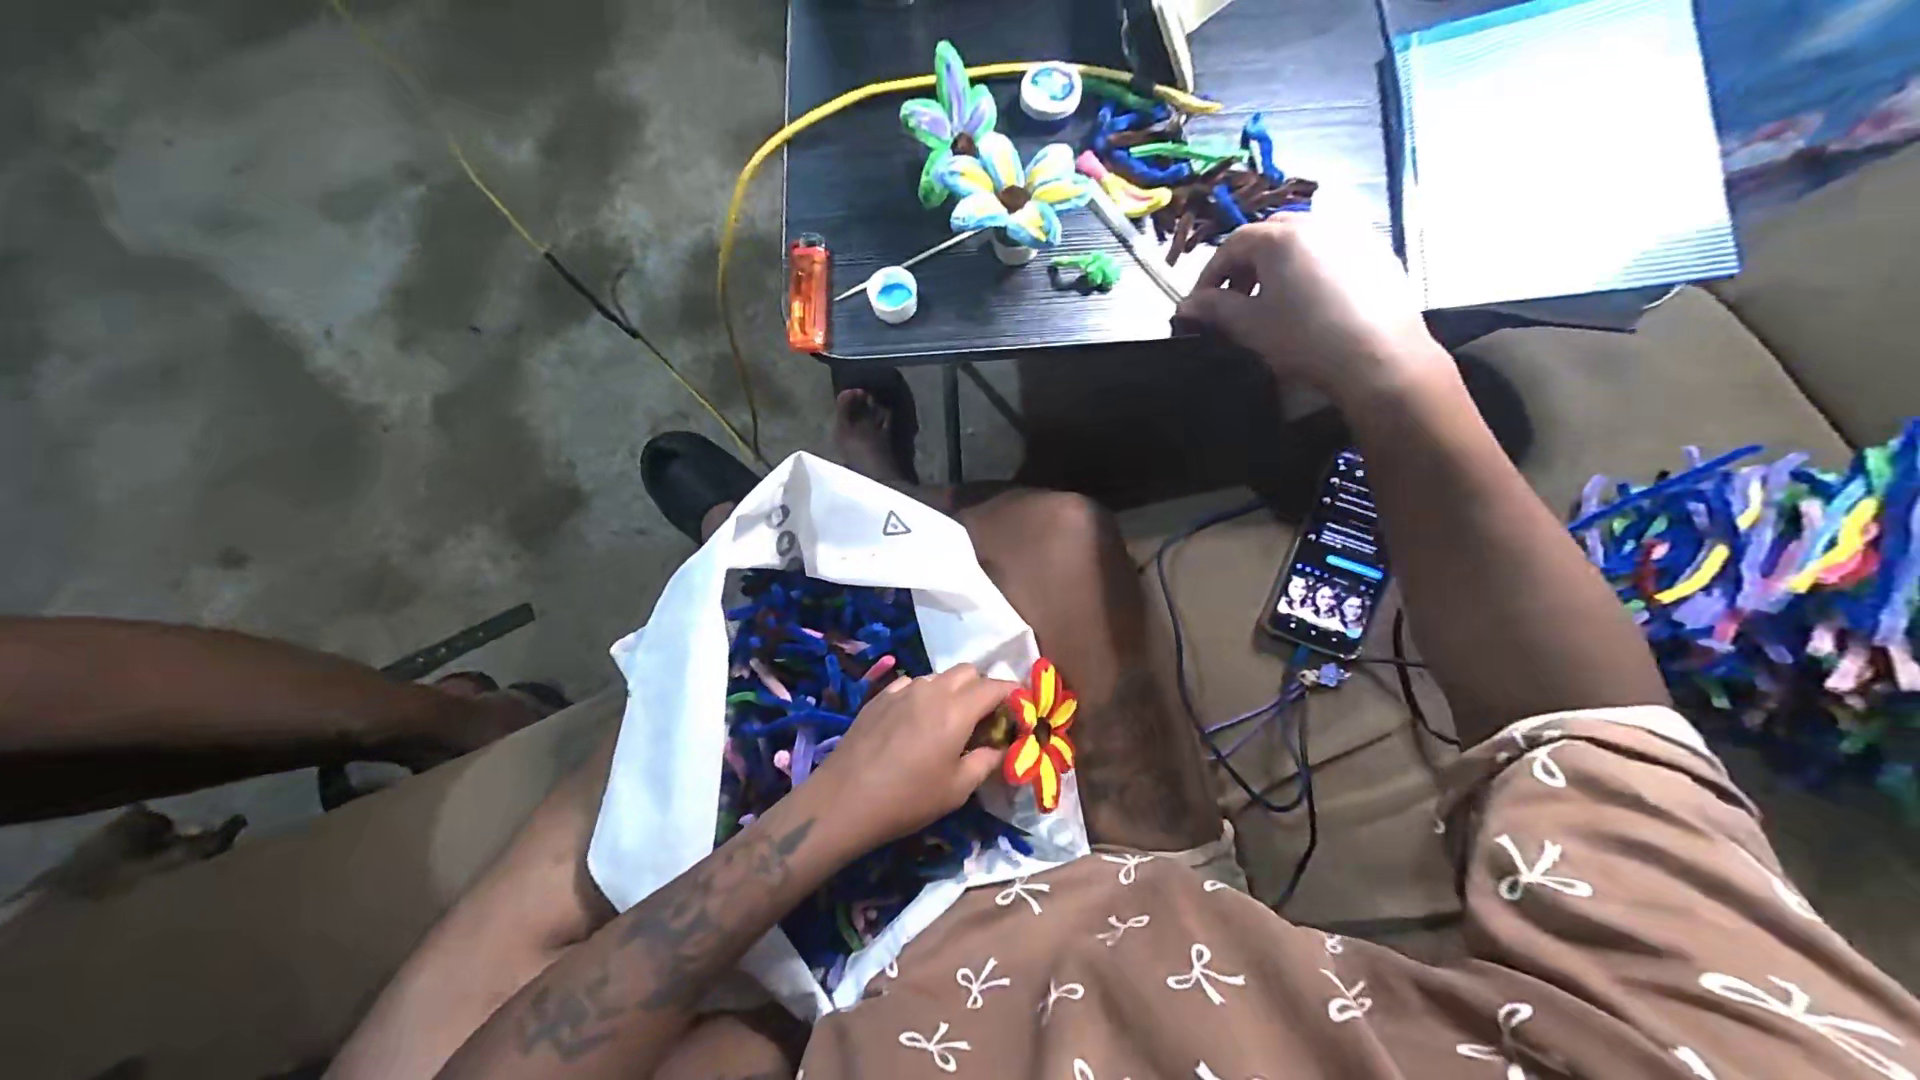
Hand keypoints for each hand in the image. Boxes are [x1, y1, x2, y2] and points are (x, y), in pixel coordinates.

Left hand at [803, 664, 1012, 856]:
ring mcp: (902, 690)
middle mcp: (931, 689)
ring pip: (939, 676)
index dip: (1014, 694)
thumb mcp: (957, 789)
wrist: (845, 799)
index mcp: (956, 709)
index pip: (995, 686)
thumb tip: (1000, 748)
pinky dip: (925, 696)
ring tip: (950, 723)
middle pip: (968, 672)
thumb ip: (986, 761)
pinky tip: (917, 723)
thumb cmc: (908, 798)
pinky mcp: (880, 697)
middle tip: (986, 720)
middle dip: (983, 688)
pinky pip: (912, 685)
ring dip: (953, 691)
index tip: (1021, 711)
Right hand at [1174, 216, 1451, 403]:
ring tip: (1274, 299)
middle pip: (1269, 235)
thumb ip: (1213, 309)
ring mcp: (1354, 233)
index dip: (1210, 273)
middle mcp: (1318, 222)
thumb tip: (1186, 305)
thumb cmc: (1304, 338)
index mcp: (1281, 236)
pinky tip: (1312, 301)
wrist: (1378, 357)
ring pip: (1303, 240)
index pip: (1232, 244)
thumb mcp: (1249, 326)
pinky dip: (1312, 268)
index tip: (1201, 303)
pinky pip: (1333, 251)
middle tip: (1236, 298)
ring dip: (1279, 264)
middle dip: (1245, 264)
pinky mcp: (1378, 252)